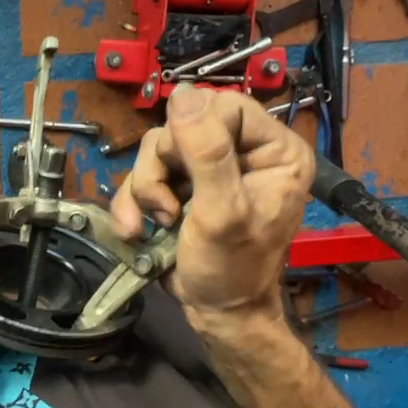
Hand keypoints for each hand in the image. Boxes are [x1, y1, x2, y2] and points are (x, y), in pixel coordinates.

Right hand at [109, 83, 314, 326]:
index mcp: (274, 152)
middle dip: (161, 168)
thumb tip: (182, 94)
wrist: (216, 313)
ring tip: (155, 223)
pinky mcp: (180, 188)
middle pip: (183, 126)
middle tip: (167, 207)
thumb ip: (207, 152)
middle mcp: (243, 154)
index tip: (182, 166)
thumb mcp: (221, 212)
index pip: (227, 106)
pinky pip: (144, 175)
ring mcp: (208, 171)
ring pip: (157, 150)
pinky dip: (133, 202)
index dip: (194, 130)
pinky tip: (137, 229)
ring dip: (144, 189)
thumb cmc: (231, 269)